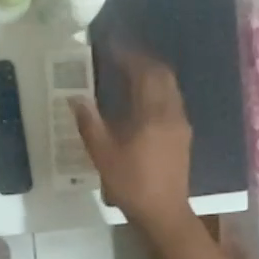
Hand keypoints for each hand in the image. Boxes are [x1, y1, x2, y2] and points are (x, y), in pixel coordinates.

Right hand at [73, 46, 194, 231]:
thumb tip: (75, 98)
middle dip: (142, 60)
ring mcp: (181, 124)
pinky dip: (156, 90)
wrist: (164, 214)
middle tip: (120, 55)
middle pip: (162, 74)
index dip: (127, 55)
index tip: (109, 45)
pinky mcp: (182, 136)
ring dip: (151, 75)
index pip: (143, 71)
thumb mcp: (103, 155)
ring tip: (128, 73)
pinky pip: (171, 100)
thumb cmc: (132, 184)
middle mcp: (172, 112)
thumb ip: (89, 123)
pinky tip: (140, 100)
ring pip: (169, 87)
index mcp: (153, 113)